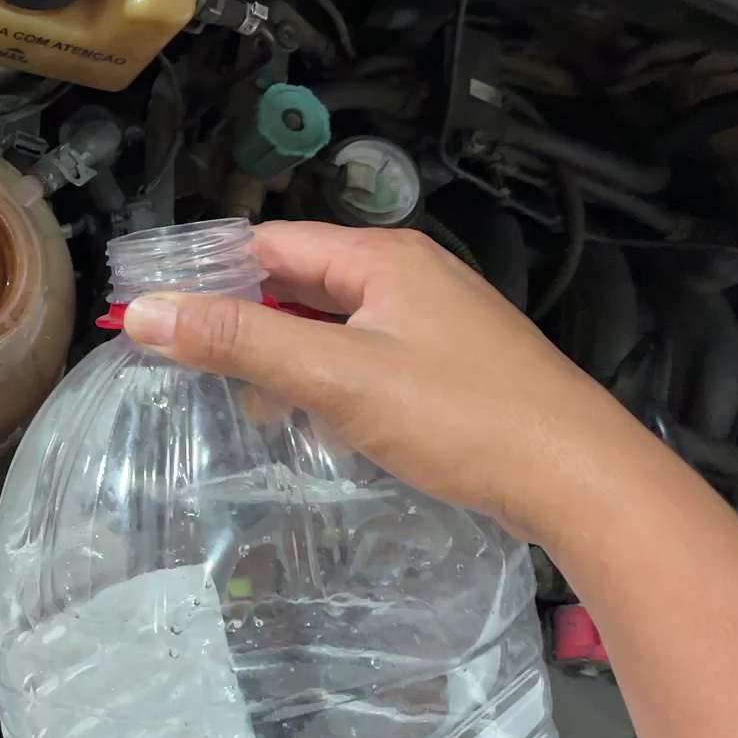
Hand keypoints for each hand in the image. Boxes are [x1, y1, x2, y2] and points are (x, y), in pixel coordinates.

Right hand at [122, 220, 662, 544]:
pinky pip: (353, 351)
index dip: (206, 273)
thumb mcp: (333, 374)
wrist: (594, 492)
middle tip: (186, 356)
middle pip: (292, 280)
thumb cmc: (459, 416)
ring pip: (322, 320)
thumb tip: (143, 312)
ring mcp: (427, 319)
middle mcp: (404, 274)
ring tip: (237, 391)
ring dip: (275, 348)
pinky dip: (315, 371)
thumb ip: (235, 339)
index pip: (264, 245)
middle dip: (238, 316)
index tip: (158, 310)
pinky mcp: (441, 362)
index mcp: (379, 256)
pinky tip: (302, 409)